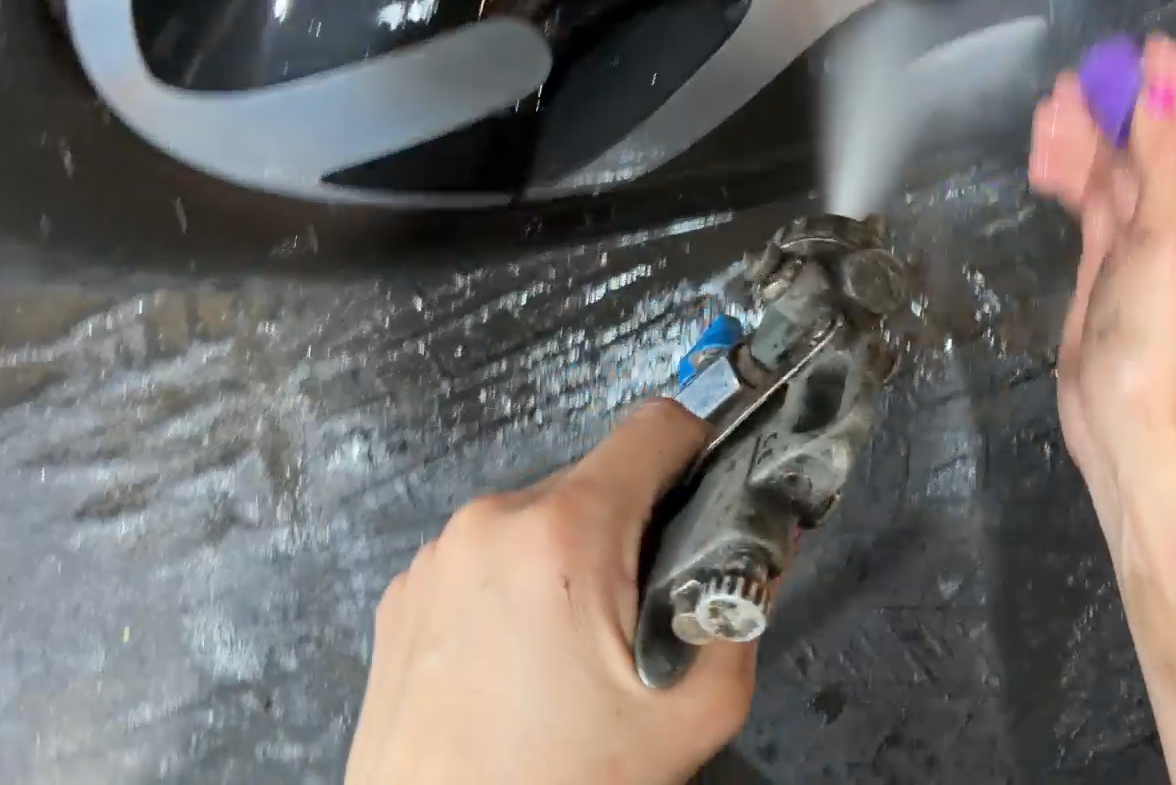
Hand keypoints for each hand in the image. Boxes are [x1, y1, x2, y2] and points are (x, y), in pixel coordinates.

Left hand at [345, 399, 753, 784]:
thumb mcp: (699, 705)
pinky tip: (525, 652)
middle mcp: (491, 523)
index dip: (699, 448)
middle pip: (603, 474)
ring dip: (579, 548)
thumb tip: (771, 543)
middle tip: (648, 595)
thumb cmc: (564, 783)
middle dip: (640, 517)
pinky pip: (492, 551)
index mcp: (566, 532)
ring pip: (546, 511)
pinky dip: (522, 578)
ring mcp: (439, 556)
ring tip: (580, 636)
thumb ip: (750, 607)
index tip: (708, 490)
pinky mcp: (404, 591)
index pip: (657, 426)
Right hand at [1027, 35, 1175, 527]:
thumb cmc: (1156, 336)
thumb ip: (1167, 167)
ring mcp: (1145, 235)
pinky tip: (1042, 161)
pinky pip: (1092, 197)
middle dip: (1122, 107)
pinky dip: (1071, 173)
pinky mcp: (1107, 253)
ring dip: (1086, 136)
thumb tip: (1158, 92)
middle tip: (1074, 83)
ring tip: (1045, 115)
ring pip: (1119, 166)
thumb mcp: (1168, 245)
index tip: (1141, 54)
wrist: (1120, 418)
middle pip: (1161, 141)